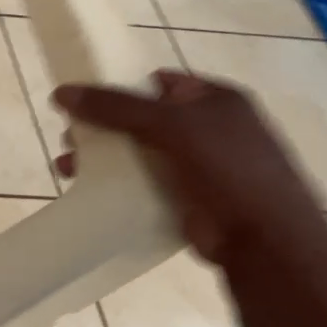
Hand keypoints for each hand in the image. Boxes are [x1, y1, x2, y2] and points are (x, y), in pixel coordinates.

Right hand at [51, 70, 325, 265]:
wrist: (266, 243)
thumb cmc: (227, 170)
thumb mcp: (169, 126)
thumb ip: (115, 107)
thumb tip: (60, 92)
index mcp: (218, 100)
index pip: (158, 82)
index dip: (120, 87)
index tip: (84, 100)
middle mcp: (212, 127)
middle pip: (141, 117)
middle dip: (101, 126)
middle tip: (71, 137)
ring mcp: (203, 164)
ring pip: (138, 151)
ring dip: (101, 157)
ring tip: (68, 166)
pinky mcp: (190, 197)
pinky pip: (144, 181)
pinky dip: (115, 182)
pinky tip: (87, 187)